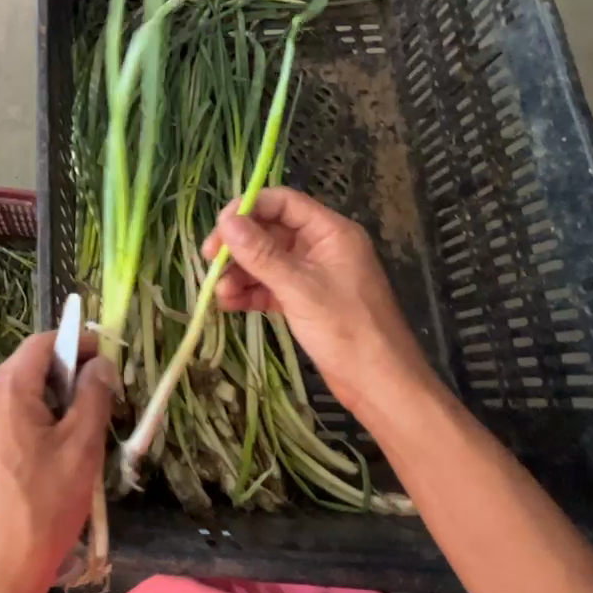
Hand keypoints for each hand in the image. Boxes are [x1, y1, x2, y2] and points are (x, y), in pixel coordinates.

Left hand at [0, 332, 115, 592]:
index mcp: (6, 387)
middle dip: (69, 374)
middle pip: (31, 364)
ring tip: (85, 428)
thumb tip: (102, 364)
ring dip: (55, 398)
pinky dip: (38, 416)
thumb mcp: (81, 447)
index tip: (109, 361)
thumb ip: (94, 396)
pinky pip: (11, 411)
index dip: (78, 344)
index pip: (44, 342)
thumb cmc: (44, 505)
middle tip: (103, 398)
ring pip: (23, 389)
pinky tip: (59, 447)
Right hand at [202, 187, 434, 411]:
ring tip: (220, 293)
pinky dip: (249, 291)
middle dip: (238, 245)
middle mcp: (320, 247)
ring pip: (265, 259)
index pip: (283, 202)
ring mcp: (312, 274)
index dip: (248, 208)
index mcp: (330, 233)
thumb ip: (261, 254)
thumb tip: (226, 221)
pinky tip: (229, 304)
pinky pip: (269, 284)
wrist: (382, 389)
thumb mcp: (300, 289)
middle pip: (269, 230)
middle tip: (210, 259)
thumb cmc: (349, 331)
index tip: (220, 227)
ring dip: (240, 272)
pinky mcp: (304, 299)